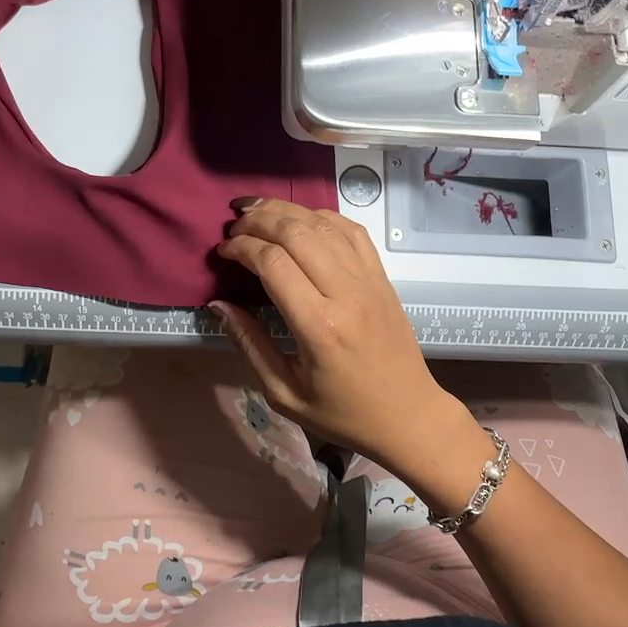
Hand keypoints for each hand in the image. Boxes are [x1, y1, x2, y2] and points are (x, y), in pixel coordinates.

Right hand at [213, 198, 469, 469]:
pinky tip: (299, 219)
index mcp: (318, 326)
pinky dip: (321, 216)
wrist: (409, 416)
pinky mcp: (382, 276)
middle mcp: (345, 293)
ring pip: (323, 224)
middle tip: (234, 225)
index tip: (222, 251)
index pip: (273, 263)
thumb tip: (218, 305)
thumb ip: (250, 345)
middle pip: (296, 232)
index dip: (242, 247)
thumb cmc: (343, 413)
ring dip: (286, 210)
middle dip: (258, 220)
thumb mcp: (284, 394)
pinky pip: (351, 230)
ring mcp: (368, 280)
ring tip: (257, 211)